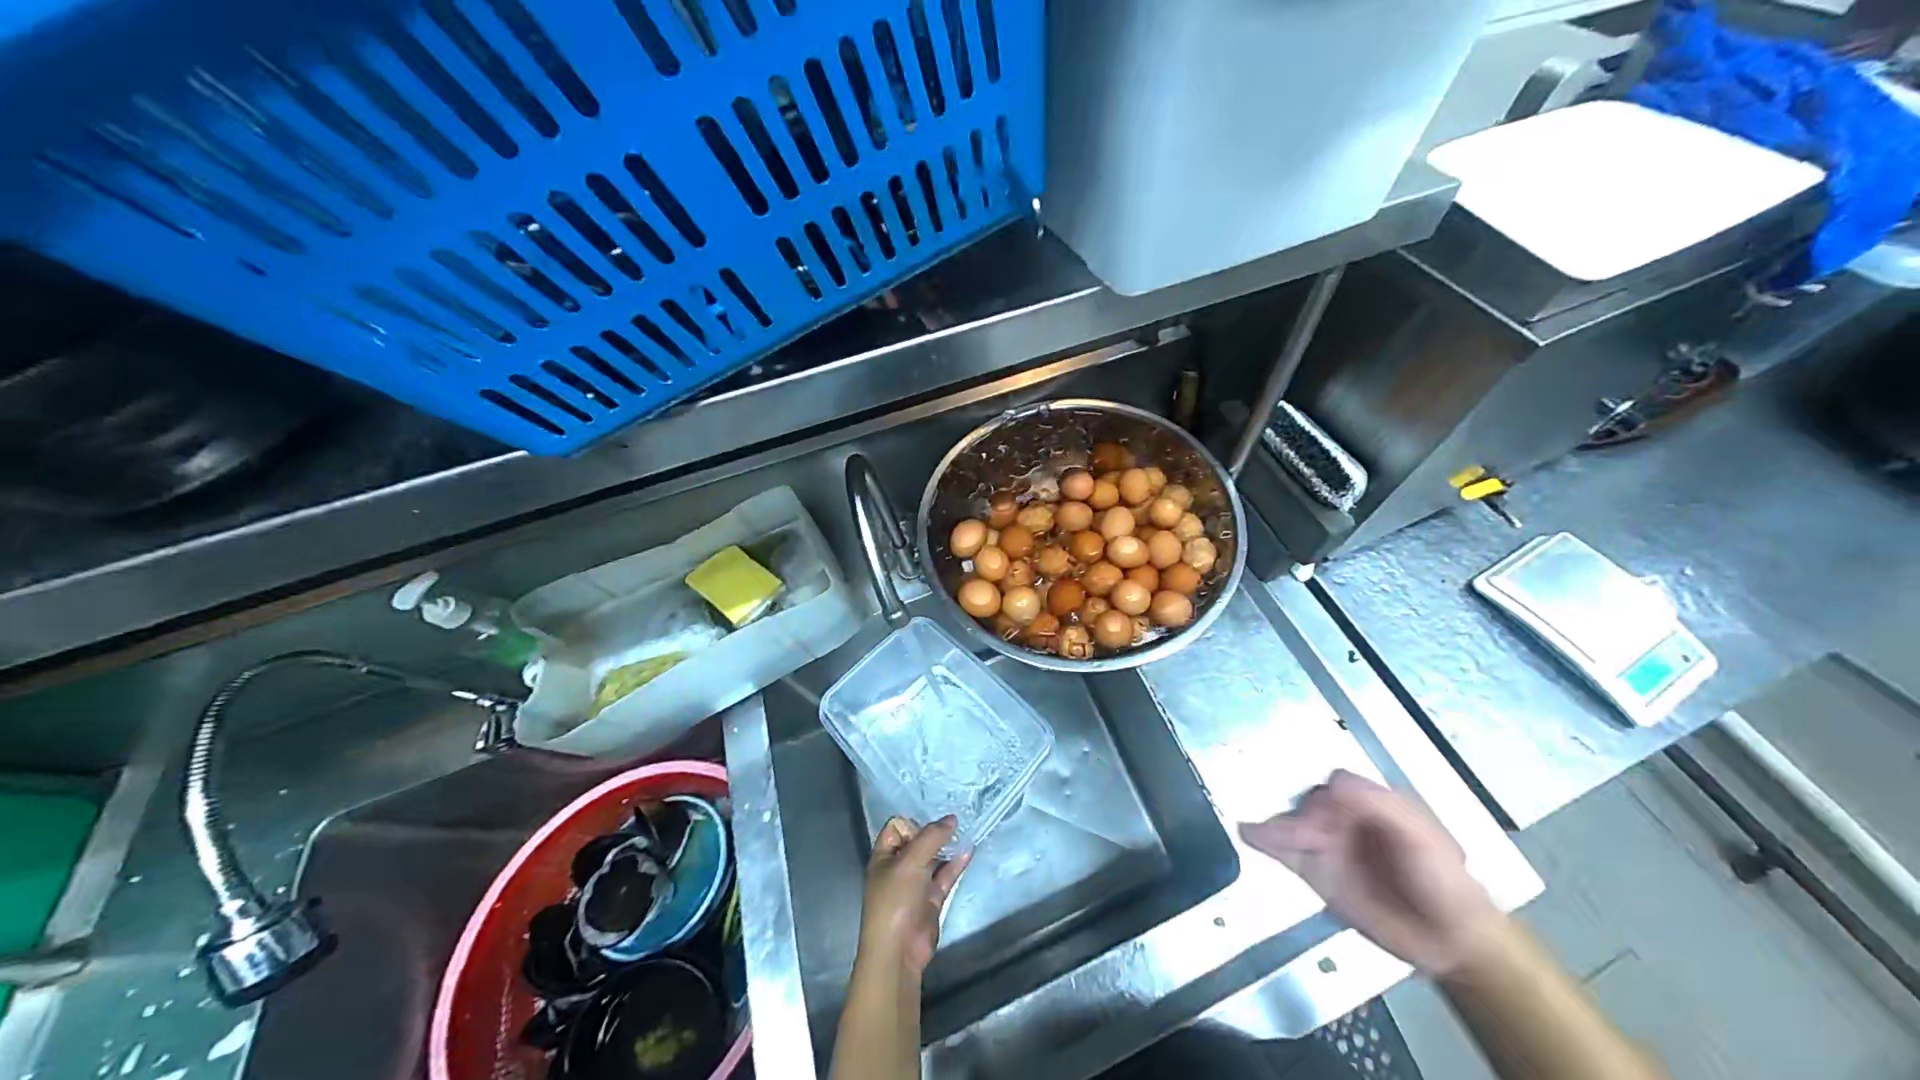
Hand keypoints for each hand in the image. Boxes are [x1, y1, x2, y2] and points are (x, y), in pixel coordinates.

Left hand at [856, 816, 971, 976]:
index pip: (897, 827)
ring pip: (933, 858)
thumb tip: (951, 819)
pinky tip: (968, 850)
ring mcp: (916, 884)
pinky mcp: (931, 899)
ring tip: (966, 831)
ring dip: (947, 847)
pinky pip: (945, 875)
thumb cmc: (895, 899)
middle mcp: (898, 867)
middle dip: (935, 832)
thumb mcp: (910, 862)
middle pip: (918, 842)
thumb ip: (931, 837)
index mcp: (884, 856)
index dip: (913, 822)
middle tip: (956, 820)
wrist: (898, 950)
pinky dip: (956, 864)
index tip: (933, 821)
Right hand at [1239, 770, 1503, 977]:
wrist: (1452, 941)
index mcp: (1370, 803)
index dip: (1328, 798)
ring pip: (1289, 825)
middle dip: (1298, 816)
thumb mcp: (1420, 835)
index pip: (1334, 785)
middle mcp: (1344, 819)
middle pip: (1305, 803)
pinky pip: (1284, 852)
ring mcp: (1328, 846)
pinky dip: (1265, 841)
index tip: (1330, 819)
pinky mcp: (1316, 873)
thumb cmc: (1444, 880)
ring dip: (1274, 827)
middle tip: (1303, 838)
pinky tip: (1249, 834)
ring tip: (1259, 833)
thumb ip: (1377, 803)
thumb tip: (1330, 782)